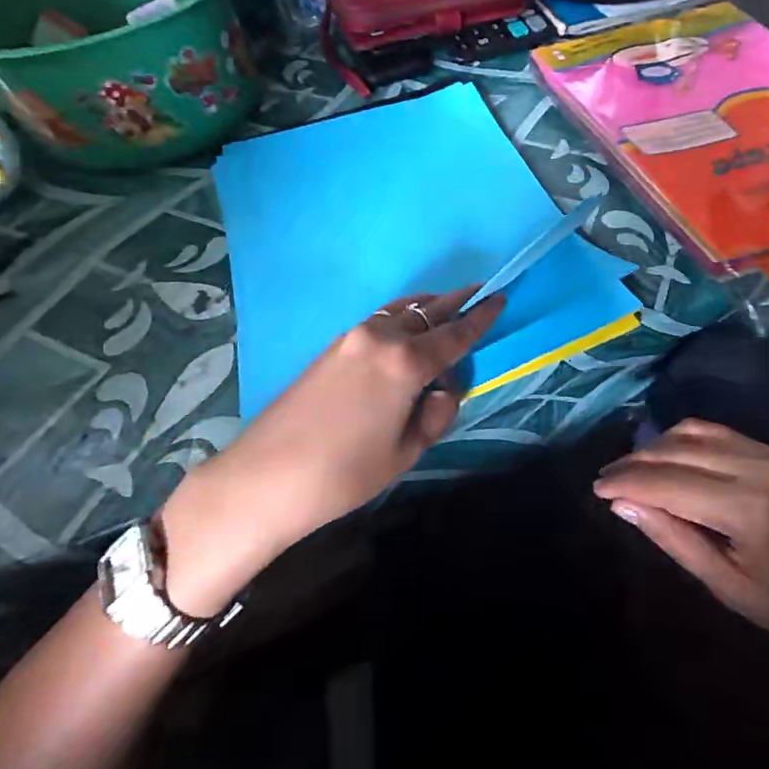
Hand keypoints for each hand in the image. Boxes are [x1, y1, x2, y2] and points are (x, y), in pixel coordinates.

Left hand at [157, 287, 504, 615]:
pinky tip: (404, 333)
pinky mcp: (331, 347)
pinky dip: (399, 319)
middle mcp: (380, 337)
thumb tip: (441, 391)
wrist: (268, 475)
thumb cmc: (345, 472)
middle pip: (427, 312)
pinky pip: (377, 322)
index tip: (500, 299)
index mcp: (406, 362)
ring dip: (425, 309)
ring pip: (399, 311)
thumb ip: (434, 415)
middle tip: (477, 294)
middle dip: (454, 304)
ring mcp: (351, 337)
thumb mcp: (405, 451)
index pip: (455, 334)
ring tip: (443, 309)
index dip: (481, 318)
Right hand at [592, 420, 768, 688]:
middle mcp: (761, 469)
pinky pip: (721, 433)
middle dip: (634, 462)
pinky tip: (670, 455)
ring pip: (696, 433)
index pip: (668, 482)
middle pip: (677, 449)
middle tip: (605, 479)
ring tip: (631, 468)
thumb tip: (623, 504)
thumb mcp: (732, 589)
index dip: (625, 482)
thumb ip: (675, 540)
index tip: (594, 488)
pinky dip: (686, 440)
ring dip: (657, 446)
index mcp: (750, 510)